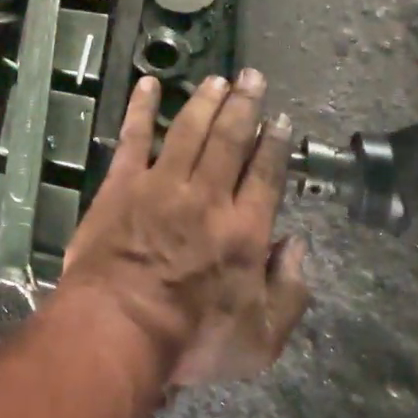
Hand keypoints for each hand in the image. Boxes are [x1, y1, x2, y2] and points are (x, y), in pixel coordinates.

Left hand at [61, 71, 310, 387]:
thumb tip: (297, 246)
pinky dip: (141, 107)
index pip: (266, 174)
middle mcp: (208, 197)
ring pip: (188, 130)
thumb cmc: (192, 340)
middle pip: (230, 139)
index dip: (275, 143)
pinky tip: (147, 84)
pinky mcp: (122, 183)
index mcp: (245, 231)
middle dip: (244, 105)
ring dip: (204, 101)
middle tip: (251, 78)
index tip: (281, 119)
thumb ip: (289, 292)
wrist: (120, 325)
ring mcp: (162, 184)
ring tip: (216, 79)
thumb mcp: (261, 339)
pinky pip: (134, 136)